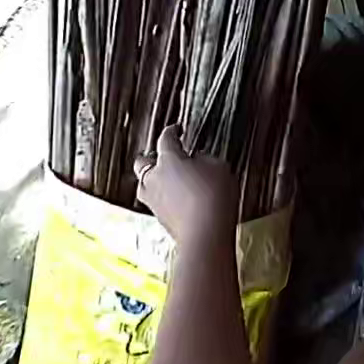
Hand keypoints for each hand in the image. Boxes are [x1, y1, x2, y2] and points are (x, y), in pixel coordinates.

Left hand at [135, 125, 238, 245]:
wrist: (205, 234)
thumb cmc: (214, 197)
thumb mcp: (219, 168)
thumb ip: (205, 159)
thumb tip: (198, 159)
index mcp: (168, 159)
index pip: (165, 139)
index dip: (172, 132)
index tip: (176, 129)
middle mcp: (154, 177)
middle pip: (144, 161)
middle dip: (154, 157)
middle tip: (168, 156)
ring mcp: (153, 199)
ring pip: (145, 183)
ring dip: (155, 179)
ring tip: (172, 178)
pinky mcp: (158, 217)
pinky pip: (155, 199)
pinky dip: (163, 195)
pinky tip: (178, 196)